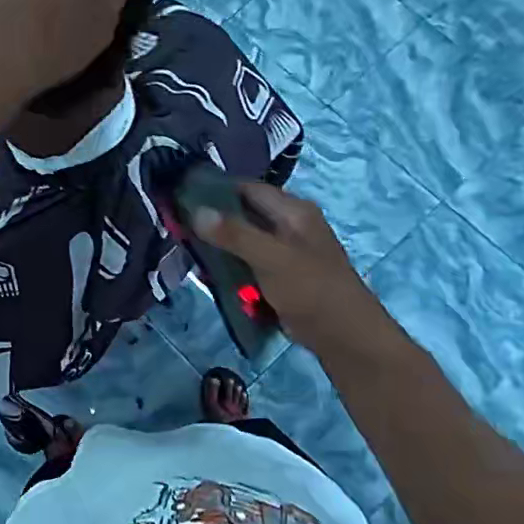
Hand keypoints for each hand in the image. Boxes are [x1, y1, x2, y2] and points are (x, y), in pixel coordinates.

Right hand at [192, 183, 384, 349]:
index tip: (183, 196)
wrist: (344, 334)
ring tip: (189, 250)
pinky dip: (233, 267)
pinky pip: (251, 264)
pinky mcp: (282, 276)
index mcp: (294, 211)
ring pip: (245, 241)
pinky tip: (212, 275)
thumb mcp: (271, 258)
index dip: (217, 189)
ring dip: (221, 247)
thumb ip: (235, 234)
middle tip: (180, 226)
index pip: (248, 188)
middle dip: (215, 221)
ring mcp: (287, 252)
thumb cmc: (311, 289)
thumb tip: (196, 211)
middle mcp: (290, 225)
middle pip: (245, 214)